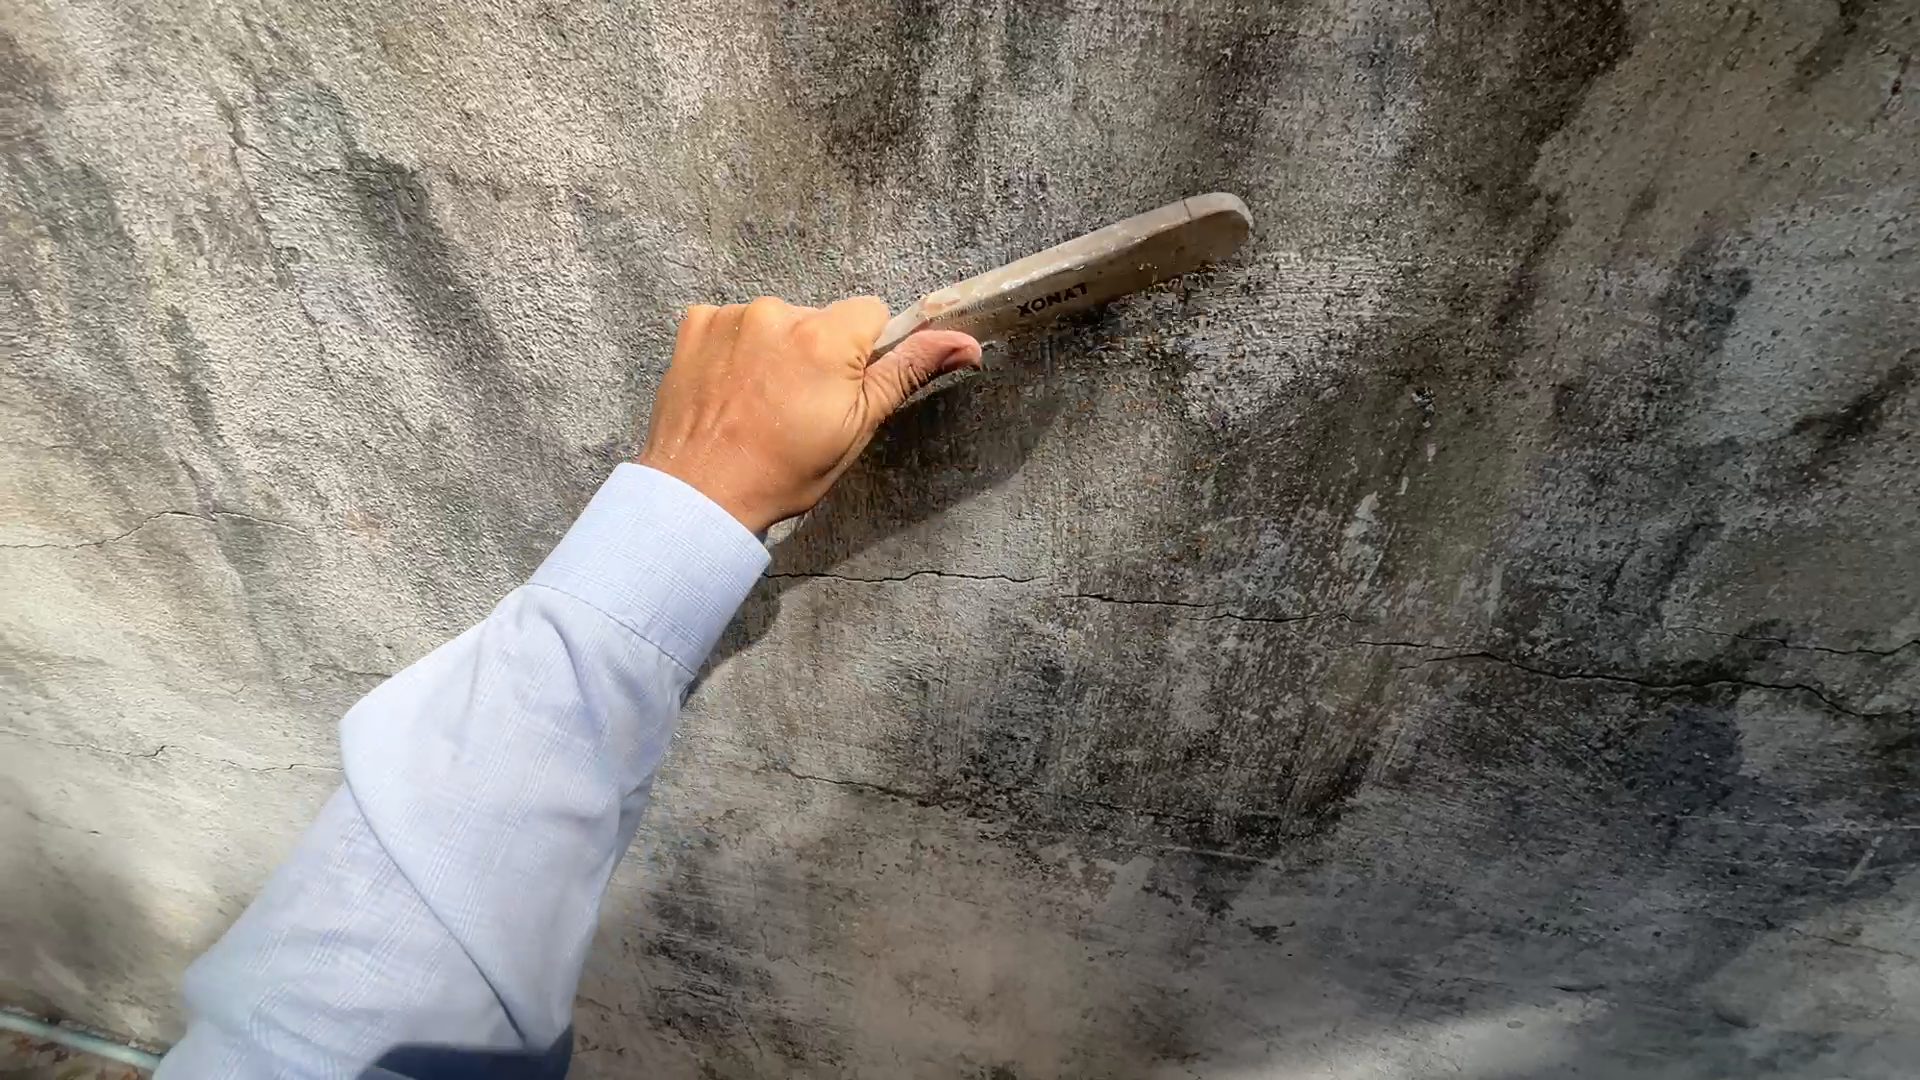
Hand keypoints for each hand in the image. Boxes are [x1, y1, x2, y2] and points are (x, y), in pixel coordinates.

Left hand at [636, 296, 982, 532]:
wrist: (702, 493)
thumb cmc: (783, 471)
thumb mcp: (858, 426)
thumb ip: (909, 372)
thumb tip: (965, 342)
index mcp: (825, 338)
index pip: (871, 313)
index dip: (865, 353)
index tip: (844, 389)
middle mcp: (777, 313)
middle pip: (823, 318)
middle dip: (821, 353)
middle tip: (800, 406)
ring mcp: (733, 316)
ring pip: (780, 322)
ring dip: (779, 352)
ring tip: (762, 403)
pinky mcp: (698, 324)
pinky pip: (737, 323)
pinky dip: (740, 349)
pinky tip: (734, 390)